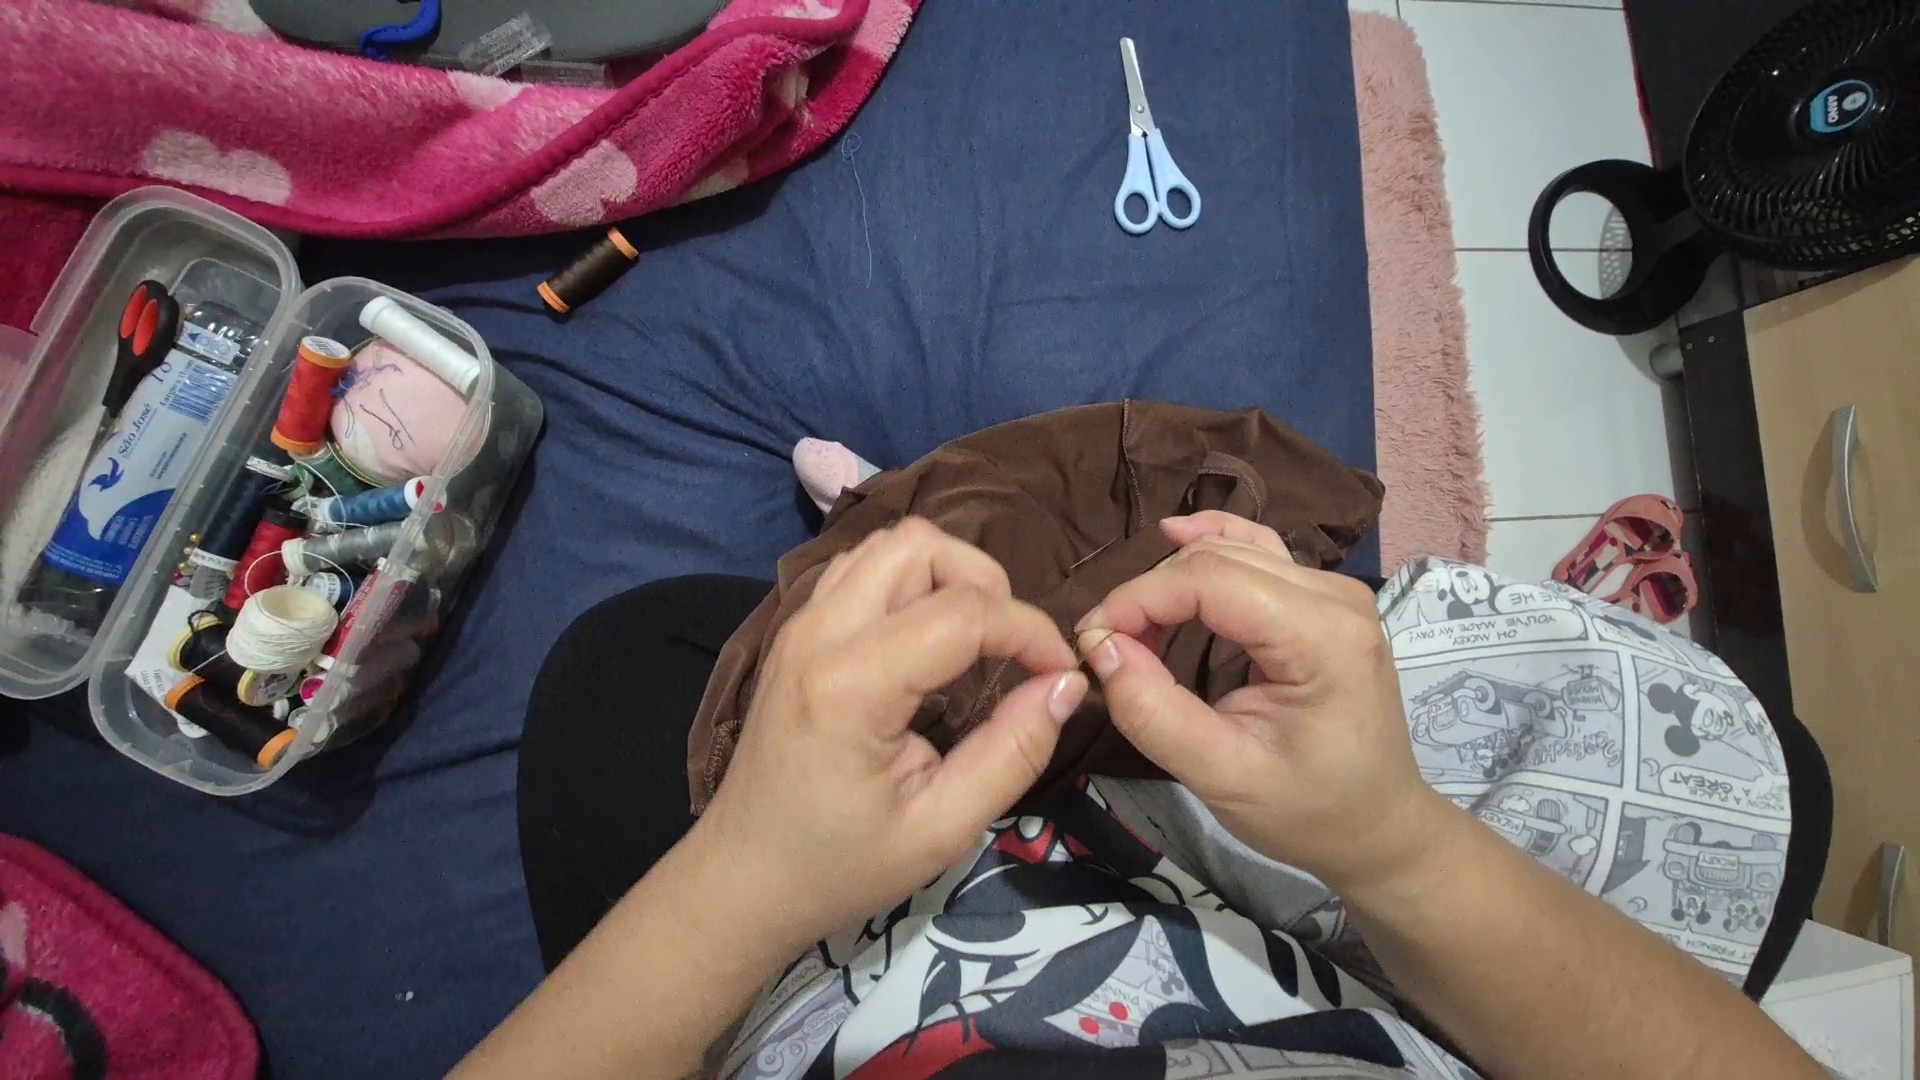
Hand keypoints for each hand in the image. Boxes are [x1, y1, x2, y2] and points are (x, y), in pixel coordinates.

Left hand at [692, 518, 1087, 952]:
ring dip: (946, 573)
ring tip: (973, 636)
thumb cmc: (840, 865)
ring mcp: (801, 621)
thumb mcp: (942, 829)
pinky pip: (862, 566)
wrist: (741, 877)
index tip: (1061, 673)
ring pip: (889, 544)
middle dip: (985, 582)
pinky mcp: (798, 626)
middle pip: (920, 545)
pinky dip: (910, 580)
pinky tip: (925, 634)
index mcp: (852, 684)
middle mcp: (820, 631)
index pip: (963, 611)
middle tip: (1009, 647)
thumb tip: (1066, 685)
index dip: (1030, 631)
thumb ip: (1013, 751)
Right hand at [1075, 511, 1444, 891]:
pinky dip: (1207, 543)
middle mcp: (1333, 596)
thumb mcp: (1222, 778)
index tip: (1092, 642)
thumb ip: (1154, 714)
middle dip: (1146, 594)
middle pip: (1213, 559)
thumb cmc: (1307, 811)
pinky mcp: (1319, 596)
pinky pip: (1253, 548)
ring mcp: (1331, 589)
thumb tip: (1101, 648)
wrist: (1377, 825)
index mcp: (1322, 637)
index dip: (1138, 599)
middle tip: (1107, 648)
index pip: (1208, 580)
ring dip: (1166, 581)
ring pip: (1225, 550)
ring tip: (1133, 629)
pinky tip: (1173, 536)